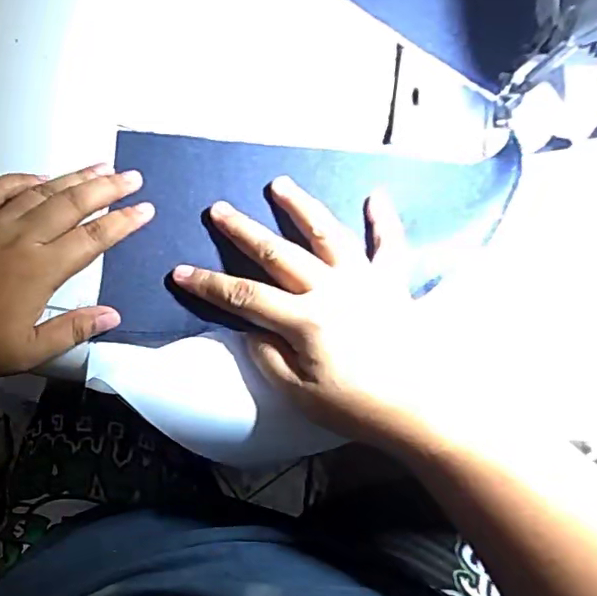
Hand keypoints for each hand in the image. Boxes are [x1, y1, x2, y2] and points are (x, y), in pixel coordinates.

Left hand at [0, 164, 150, 379]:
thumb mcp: (28, 351)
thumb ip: (73, 330)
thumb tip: (113, 315)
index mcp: (41, 270)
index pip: (92, 239)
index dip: (122, 223)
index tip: (145, 209)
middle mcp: (22, 238)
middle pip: (72, 205)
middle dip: (106, 188)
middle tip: (131, 176)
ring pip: (40, 192)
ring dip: (72, 178)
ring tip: (98, 167)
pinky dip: (20, 179)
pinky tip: (38, 177)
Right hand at [170, 177, 474, 454]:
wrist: (416, 410)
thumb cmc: (354, 407)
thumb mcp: (298, 392)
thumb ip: (269, 356)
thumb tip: (252, 329)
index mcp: (304, 321)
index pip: (244, 296)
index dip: (208, 284)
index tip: (180, 272)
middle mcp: (331, 290)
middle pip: (277, 253)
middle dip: (242, 231)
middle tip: (218, 210)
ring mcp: (364, 282)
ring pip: (326, 234)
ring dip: (300, 207)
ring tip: (278, 184)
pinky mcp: (393, 284)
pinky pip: (389, 245)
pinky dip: (383, 219)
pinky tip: (376, 195)